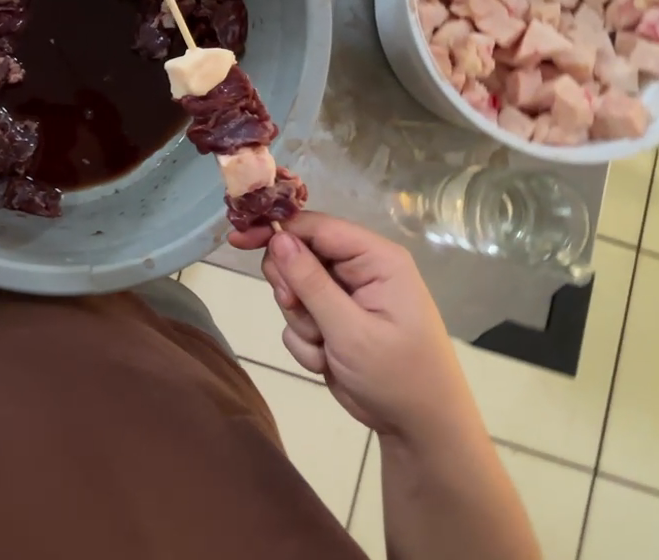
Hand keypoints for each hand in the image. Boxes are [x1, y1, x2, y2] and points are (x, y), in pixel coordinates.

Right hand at [242, 212, 477, 442]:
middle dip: (291, 288)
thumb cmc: (398, 377)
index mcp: (376, 259)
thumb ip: (311, 282)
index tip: (239, 241)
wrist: (419, 433)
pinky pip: (298, 317)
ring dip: (300, 321)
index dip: (276, 229)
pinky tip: (326, 361)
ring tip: (325, 347)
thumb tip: (277, 238)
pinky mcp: (334, 321)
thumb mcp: (351, 331)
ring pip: (294, 288)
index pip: (315, 226)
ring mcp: (346, 297)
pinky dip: (305, 341)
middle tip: (295, 309)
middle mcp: (361, 270)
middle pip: (298, 254)